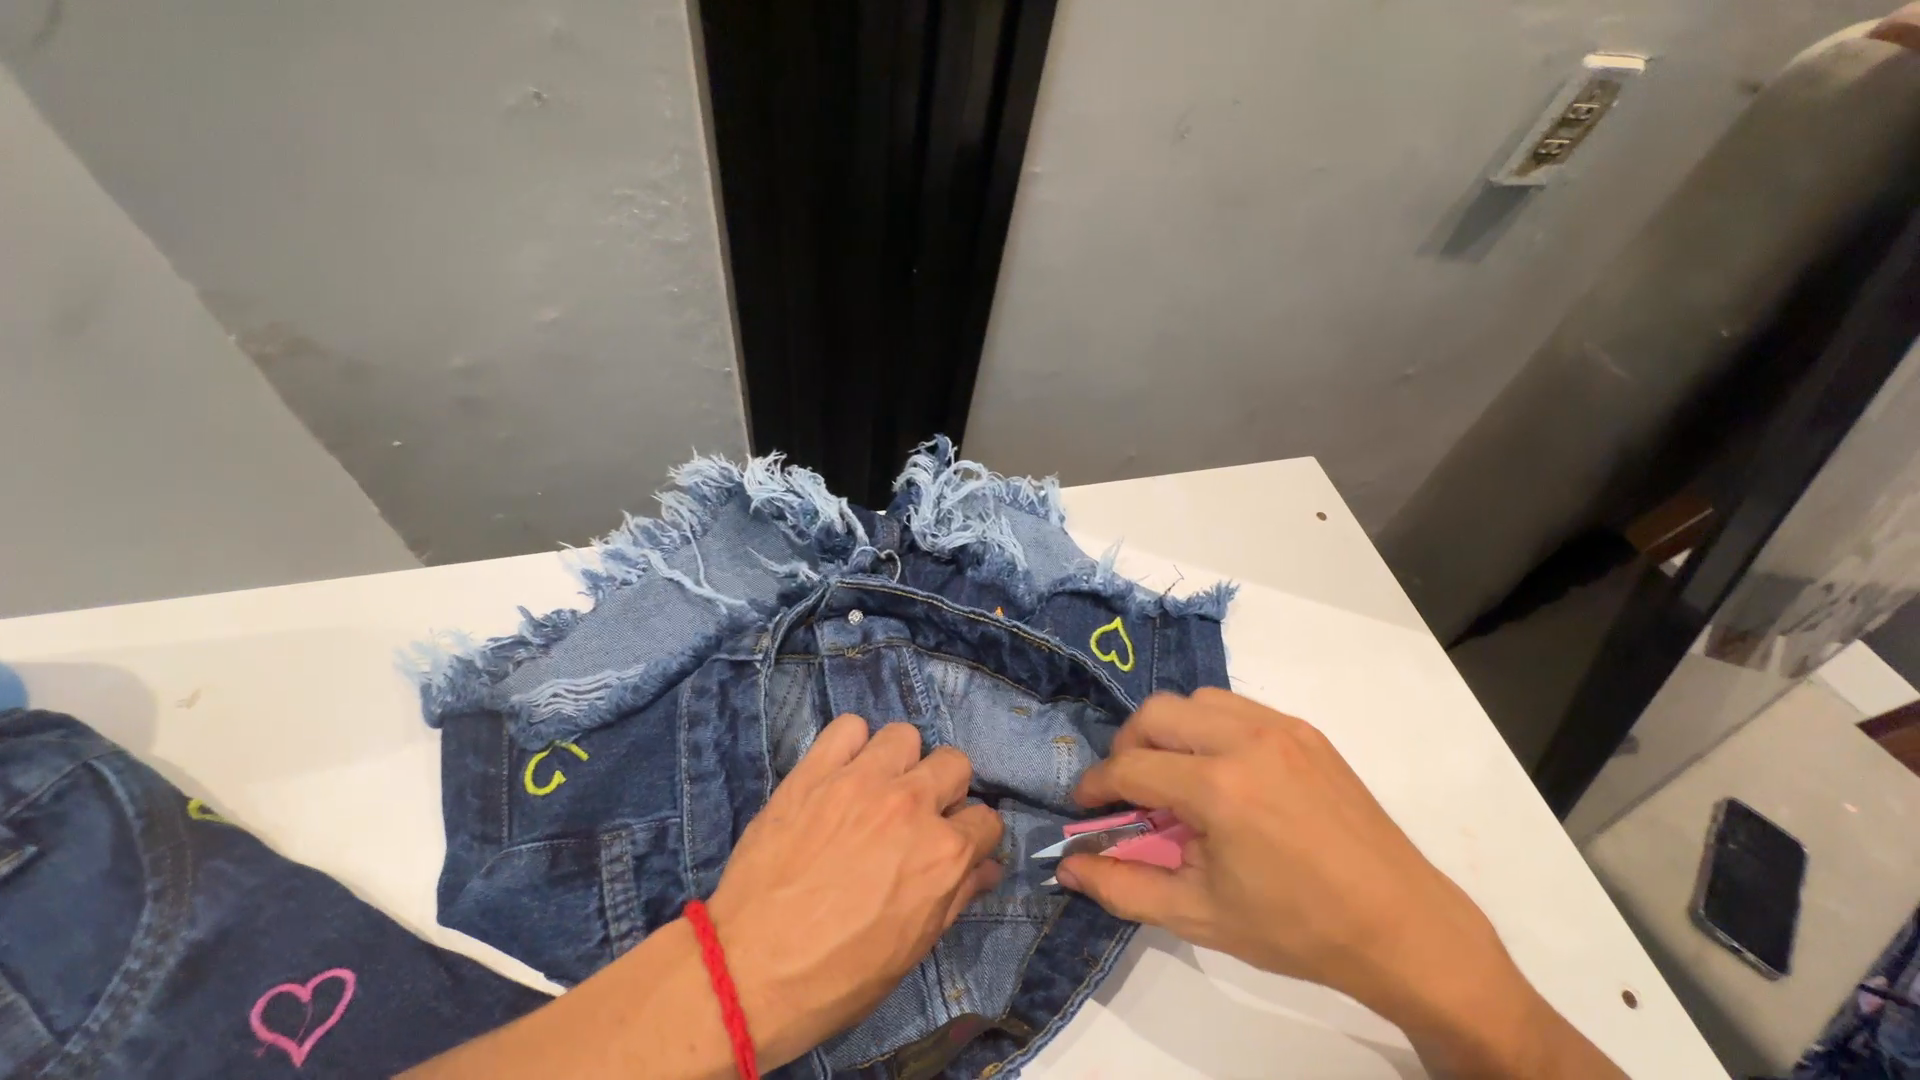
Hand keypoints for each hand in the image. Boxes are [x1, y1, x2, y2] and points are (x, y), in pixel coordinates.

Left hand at [708, 715, 1003, 1066]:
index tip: (955, 846)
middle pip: (954, 763)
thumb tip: (986, 866)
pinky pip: (847, 727)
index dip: (973, 836)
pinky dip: (850, 745)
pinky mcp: (814, 771)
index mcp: (943, 853)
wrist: (750, 971)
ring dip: (899, 762)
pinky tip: (841, 774)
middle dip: (945, 790)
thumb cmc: (840, 975)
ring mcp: (860, 781)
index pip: (987, 819)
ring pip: (904, 736)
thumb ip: (957, 895)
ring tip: (877, 791)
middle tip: (917, 817)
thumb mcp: (914, 946)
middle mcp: (910, 804)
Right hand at [1058, 689, 1495, 1006]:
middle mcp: (1247, 741)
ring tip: (1176, 778)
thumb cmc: (1296, 928)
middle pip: (1156, 714)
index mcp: (1219, 789)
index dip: (1096, 786)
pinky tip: (1222, 773)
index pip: (1131, 767)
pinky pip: (1239, 709)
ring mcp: (1282, 729)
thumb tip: (1068, 868)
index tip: (1085, 806)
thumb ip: (1124, 887)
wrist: (1400, 926)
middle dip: (1128, 747)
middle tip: (1129, 789)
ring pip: (1198, 701)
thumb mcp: (1200, 916)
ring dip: (1170, 731)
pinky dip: (1211, 728)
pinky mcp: (1307, 732)